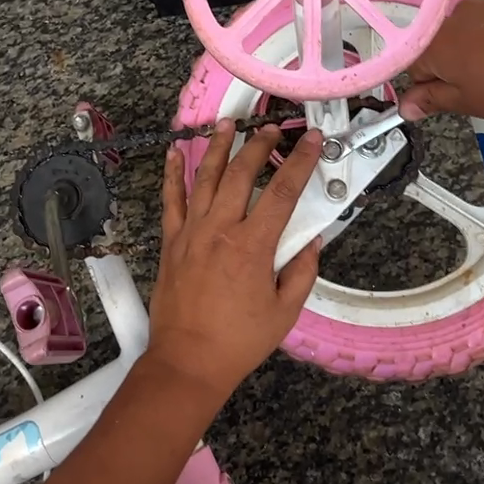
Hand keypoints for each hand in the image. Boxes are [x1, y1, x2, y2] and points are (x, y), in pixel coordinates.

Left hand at [144, 122, 322, 399]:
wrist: (187, 360)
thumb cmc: (239, 340)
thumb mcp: (285, 311)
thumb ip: (302, 271)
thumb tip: (313, 239)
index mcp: (253, 246)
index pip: (282, 192)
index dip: (300, 162)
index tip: (313, 140)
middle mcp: (220, 229)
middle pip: (241, 173)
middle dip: (260, 145)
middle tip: (273, 128)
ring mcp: (191, 231)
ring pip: (204, 177)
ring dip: (217, 146)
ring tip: (228, 123)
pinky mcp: (171, 240)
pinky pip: (171, 199)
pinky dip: (172, 174)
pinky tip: (174, 152)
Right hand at [399, 0, 483, 128]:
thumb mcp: (473, 104)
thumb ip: (433, 100)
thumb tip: (405, 105)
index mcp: (439, 42)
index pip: (417, 63)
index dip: (434, 83)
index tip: (458, 95)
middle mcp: (460, 11)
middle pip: (449, 38)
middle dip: (463, 58)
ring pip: (482, 22)